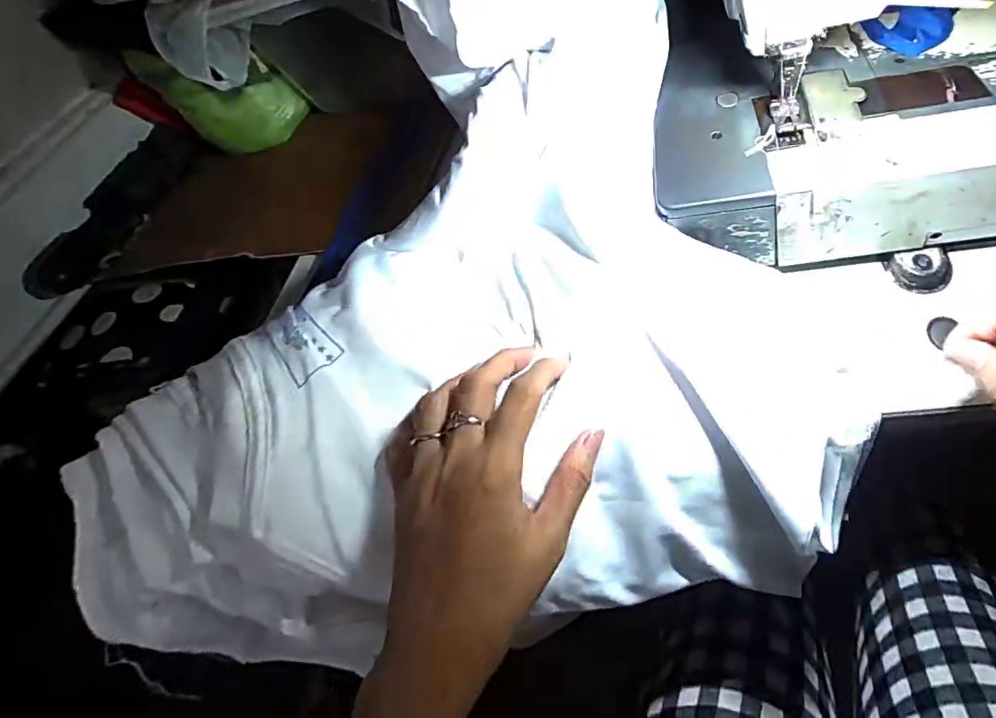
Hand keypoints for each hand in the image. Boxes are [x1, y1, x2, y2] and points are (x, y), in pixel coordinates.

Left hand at [355, 350, 603, 717]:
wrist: (436, 642)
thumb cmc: (502, 589)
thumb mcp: (550, 538)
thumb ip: (572, 479)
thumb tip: (594, 430)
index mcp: (493, 470)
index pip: (519, 399)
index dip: (542, 371)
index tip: (561, 360)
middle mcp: (452, 462)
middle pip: (472, 388)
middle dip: (503, 360)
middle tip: (529, 353)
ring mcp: (420, 475)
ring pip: (433, 404)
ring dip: (463, 378)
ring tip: (489, 375)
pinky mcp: (402, 492)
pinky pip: (405, 436)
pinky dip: (425, 412)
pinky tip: (443, 412)